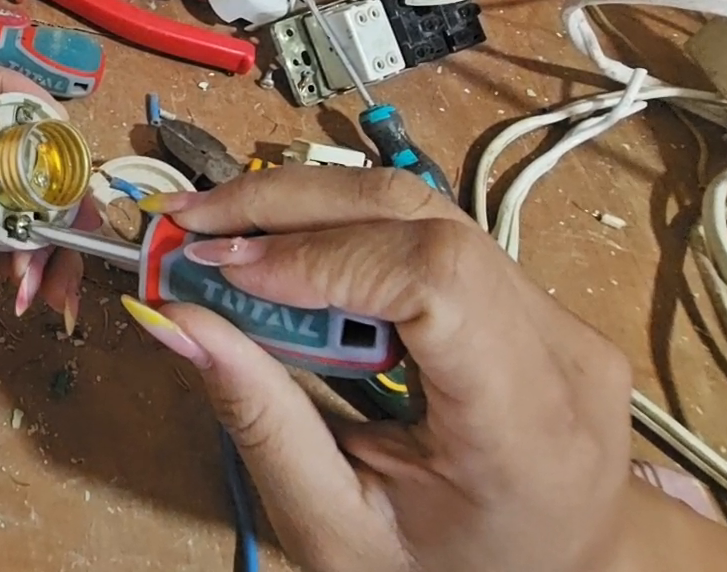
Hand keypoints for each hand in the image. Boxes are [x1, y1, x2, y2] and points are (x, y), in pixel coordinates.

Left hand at [0, 25, 85, 467]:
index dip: (19, 101)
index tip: (59, 142)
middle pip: (9, 145)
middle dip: (49, 185)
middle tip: (70, 233)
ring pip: (21, 196)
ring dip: (50, 236)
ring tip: (46, 288)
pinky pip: (18, 242)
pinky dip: (38, 267)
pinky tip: (35, 303)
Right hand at [128, 168, 635, 571]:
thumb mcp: (333, 525)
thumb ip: (256, 416)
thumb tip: (169, 318)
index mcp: (530, 427)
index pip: (435, 279)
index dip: (317, 256)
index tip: (221, 268)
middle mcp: (557, 344)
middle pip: (410, 213)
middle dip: (279, 204)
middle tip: (184, 222)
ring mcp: (542, 306)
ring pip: (403, 200)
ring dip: (292, 200)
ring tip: (210, 223)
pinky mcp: (512, 287)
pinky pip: (406, 222)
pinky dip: (319, 217)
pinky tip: (263, 237)